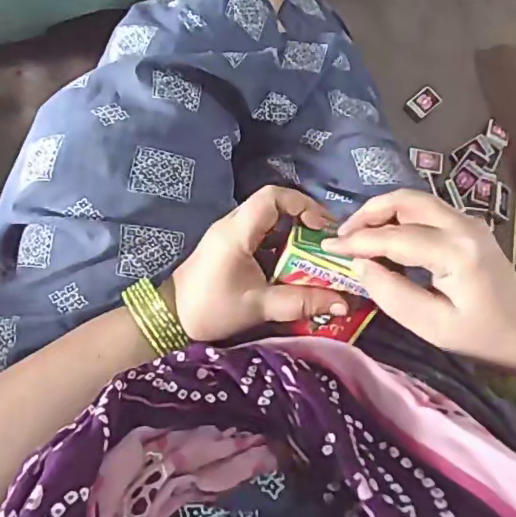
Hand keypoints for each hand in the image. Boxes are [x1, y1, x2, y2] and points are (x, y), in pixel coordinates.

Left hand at [170, 186, 351, 342]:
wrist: (171, 320)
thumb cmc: (210, 309)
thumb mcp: (259, 306)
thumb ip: (302, 302)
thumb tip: (344, 304)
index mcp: (236, 231)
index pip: (272, 196)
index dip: (303, 205)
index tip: (322, 228)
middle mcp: (232, 226)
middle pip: (275, 207)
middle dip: (305, 222)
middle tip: (327, 244)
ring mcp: (230, 236)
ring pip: (270, 223)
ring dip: (295, 236)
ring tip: (317, 256)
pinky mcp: (230, 249)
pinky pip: (262, 238)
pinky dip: (282, 248)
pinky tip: (296, 268)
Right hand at [327, 189, 515, 373]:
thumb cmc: (480, 336)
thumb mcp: (430, 325)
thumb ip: (391, 293)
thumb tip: (361, 266)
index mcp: (456, 253)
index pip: (394, 236)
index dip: (357, 241)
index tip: (328, 248)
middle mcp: (463, 227)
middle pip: (406, 200)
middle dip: (368, 213)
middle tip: (342, 235)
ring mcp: (469, 223)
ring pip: (415, 200)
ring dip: (383, 211)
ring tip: (357, 234)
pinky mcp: (468, 227)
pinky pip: (426, 210)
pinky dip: (399, 216)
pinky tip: (384, 237)